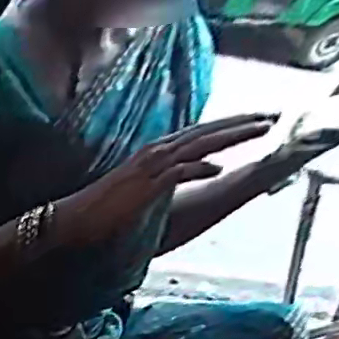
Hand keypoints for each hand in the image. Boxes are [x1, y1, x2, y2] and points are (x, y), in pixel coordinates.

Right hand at [55, 113, 279, 244]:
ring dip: (232, 136)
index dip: (225, 124)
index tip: (252, 120)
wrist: (67, 223)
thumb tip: (170, 183)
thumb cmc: (92, 213)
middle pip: (204, 131)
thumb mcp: (128, 190)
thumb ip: (153, 181)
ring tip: (261, 130)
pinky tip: (219, 168)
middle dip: (240, 122)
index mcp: (149, 155)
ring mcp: (149, 169)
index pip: (195, 133)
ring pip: (200, 144)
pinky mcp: (146, 186)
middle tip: (272, 116)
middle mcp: (152, 155)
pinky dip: (201, 167)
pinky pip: (181, 170)